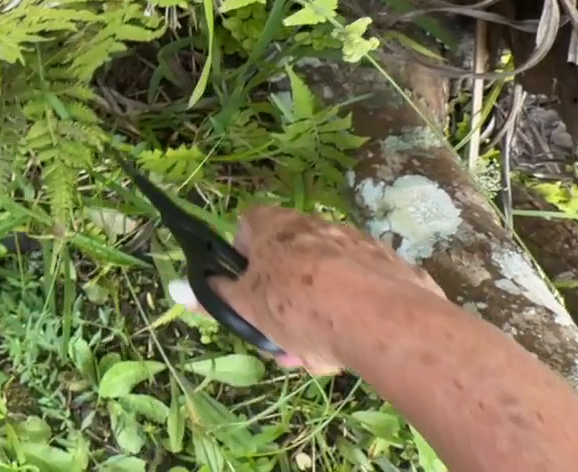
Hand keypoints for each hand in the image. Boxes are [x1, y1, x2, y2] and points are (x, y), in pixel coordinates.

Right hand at [175, 204, 447, 375]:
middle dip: (285, 299)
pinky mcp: (400, 271)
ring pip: (330, 279)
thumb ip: (214, 297)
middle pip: (290, 259)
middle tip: (285, 336)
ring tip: (324, 353)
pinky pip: (369, 291)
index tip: (248, 290)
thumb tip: (177, 289)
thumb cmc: (299, 304)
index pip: (246, 228)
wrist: (387, 325)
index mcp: (273, 224)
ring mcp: (361, 246)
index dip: (243, 260)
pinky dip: (362, 313)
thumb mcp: (246, 307)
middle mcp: (315, 224)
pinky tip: (362, 343)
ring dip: (322, 311)